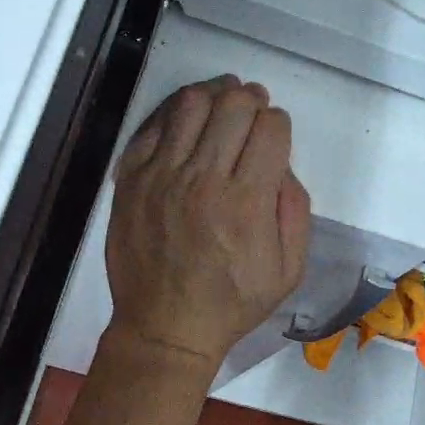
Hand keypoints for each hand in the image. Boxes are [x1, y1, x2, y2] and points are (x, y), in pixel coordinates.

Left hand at [104, 75, 311, 370]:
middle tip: (250, 112)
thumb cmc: (231, 304)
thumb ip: (294, 210)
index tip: (272, 138)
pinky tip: (185, 125)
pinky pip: (153, 126)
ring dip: (213, 97)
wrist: (165, 328)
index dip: (277, 125)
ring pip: (191, 104)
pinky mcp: (131, 180)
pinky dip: (174, 115)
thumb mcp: (288, 271)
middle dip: (250, 101)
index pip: (270, 127)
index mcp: (246, 203)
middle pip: (233, 105)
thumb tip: (280, 163)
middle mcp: (202, 180)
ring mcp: (161, 177)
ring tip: (219, 108)